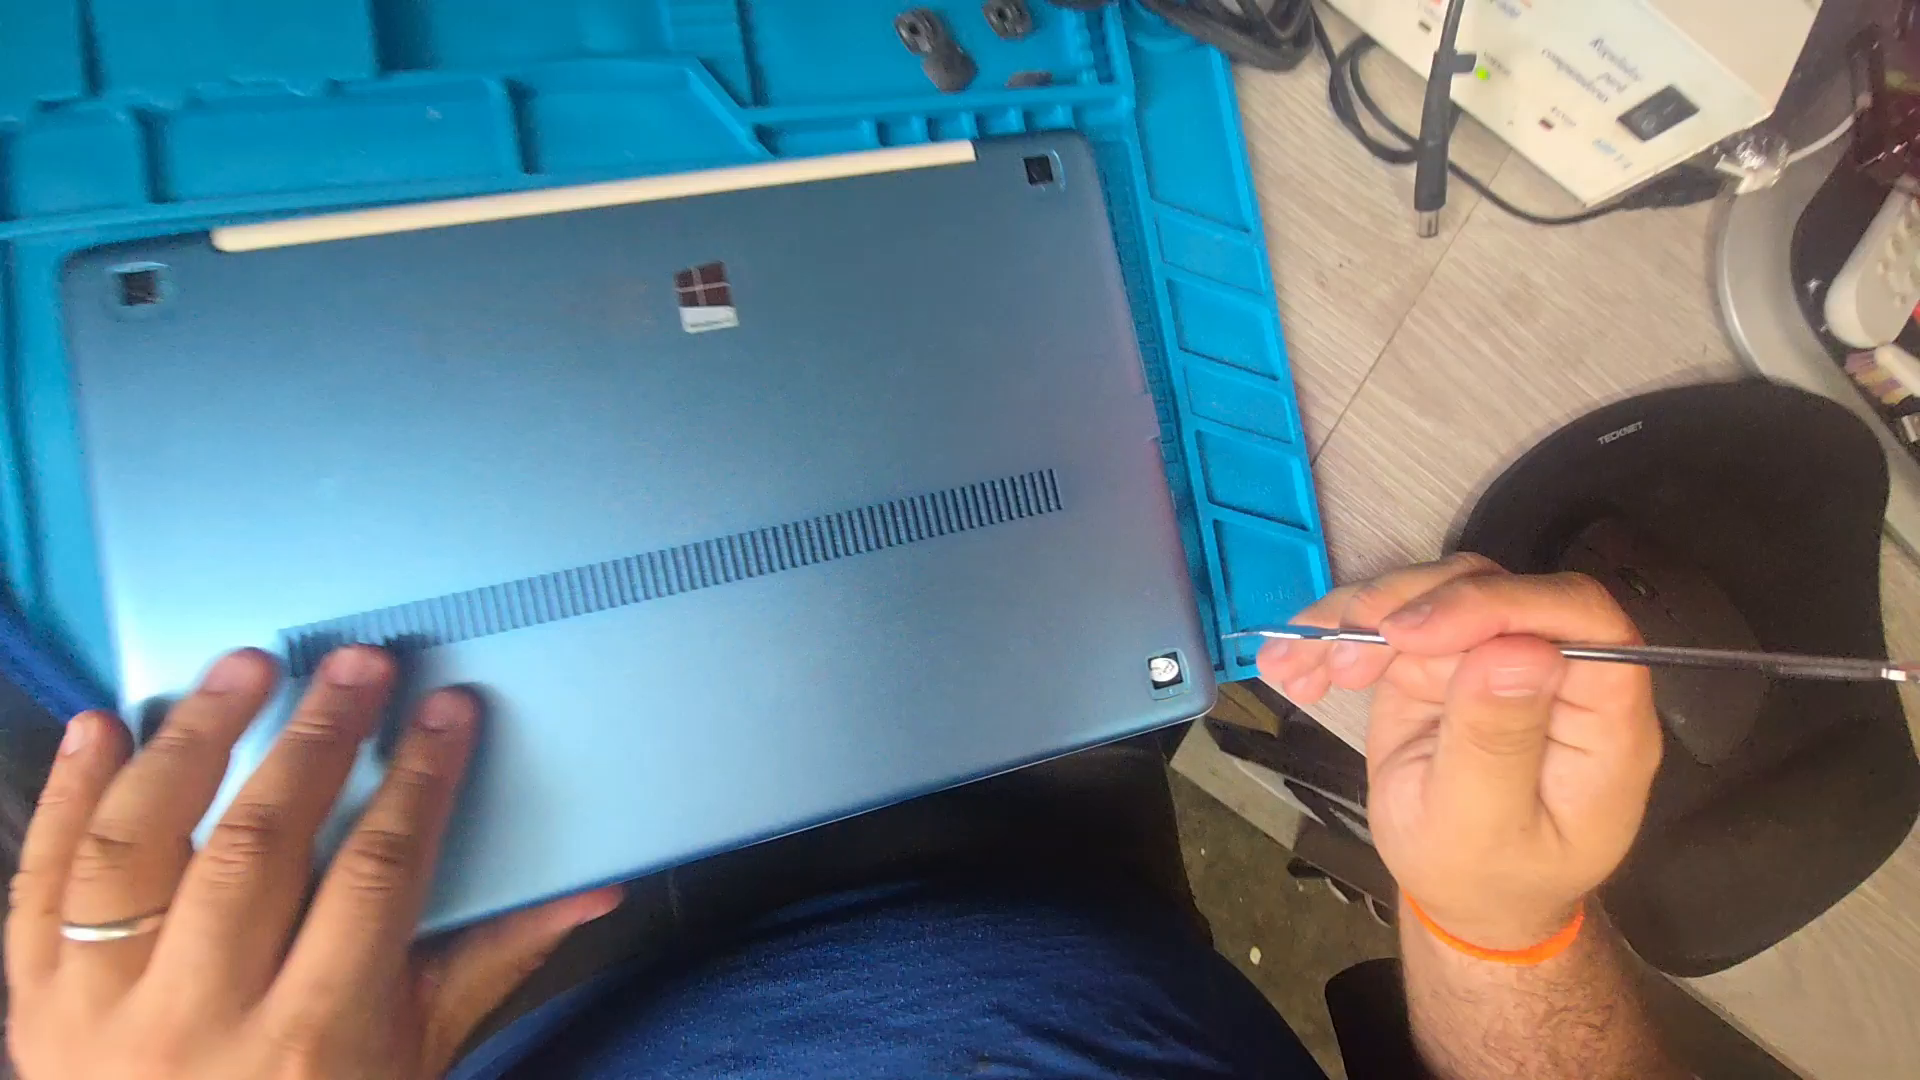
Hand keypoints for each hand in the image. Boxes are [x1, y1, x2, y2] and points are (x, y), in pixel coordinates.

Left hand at [6, 646, 620, 1078]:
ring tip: (248, 666)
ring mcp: (94, 1014)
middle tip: (360, 665)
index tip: (449, 711)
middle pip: (258, 848)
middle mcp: (196, 1017)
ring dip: (194, 744)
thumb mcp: (428, 1048)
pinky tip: (105, 723)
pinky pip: (35, 895)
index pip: (375, 874)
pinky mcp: (28, 1010)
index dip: (420, 782)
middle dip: (318, 741)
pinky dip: (64, 800)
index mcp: (316, 1029)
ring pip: (135, 853)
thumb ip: (506, 957)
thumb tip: (602, 889)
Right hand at [1257, 555, 1661, 950]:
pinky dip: (1325, 638)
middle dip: (1400, 605)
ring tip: (1295, 667)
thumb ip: (1499, 739)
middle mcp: (1541, 667)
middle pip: (1482, 586)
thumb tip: (1523, 650)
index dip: (1493, 604)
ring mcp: (1481, 658)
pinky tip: (1289, 668)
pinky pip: (1376, 624)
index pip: (1573, 616)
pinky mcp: (1428, 662)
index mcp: (1593, 713)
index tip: (1408, 633)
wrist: (1457, 891)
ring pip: (1421, 593)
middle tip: (1339, 652)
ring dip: (1347, 618)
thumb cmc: (1483, 871)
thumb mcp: (1483, 822)